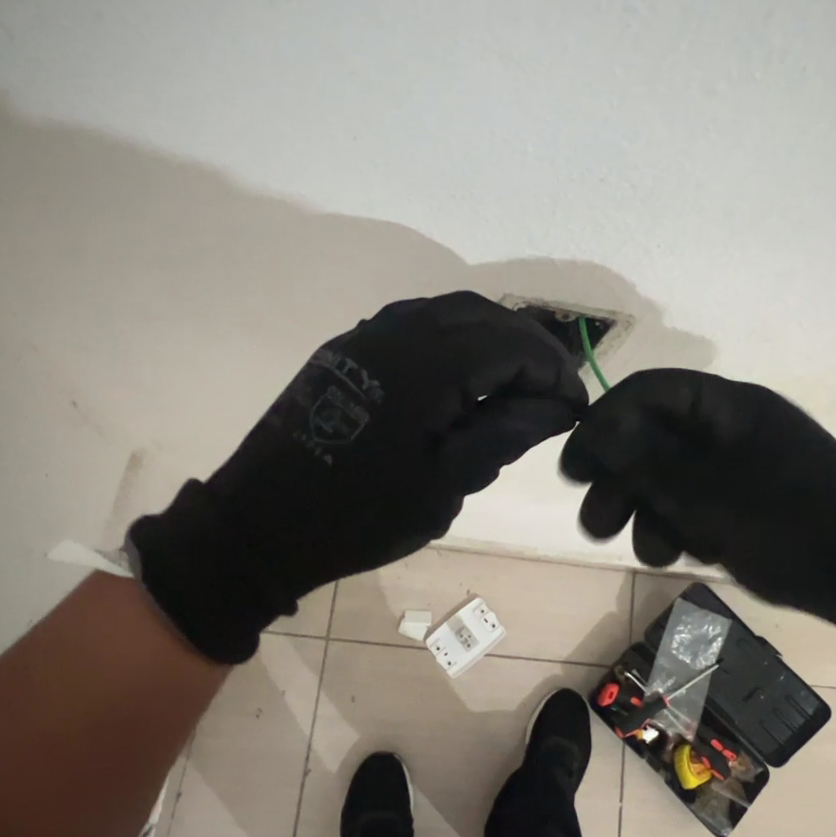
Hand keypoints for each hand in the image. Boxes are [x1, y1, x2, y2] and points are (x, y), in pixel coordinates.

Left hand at [130, 292, 587, 663]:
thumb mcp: (444, 484)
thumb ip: (506, 432)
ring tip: (520, 383)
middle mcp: (400, 331)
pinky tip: (467, 377)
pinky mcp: (350, 347)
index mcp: (428, 365)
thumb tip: (559, 405)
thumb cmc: (359, 516)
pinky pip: (417, 323)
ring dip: (494, 339)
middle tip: (555, 393)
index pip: (513, 346)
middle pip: (486, 317)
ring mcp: (369, 334)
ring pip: (451, 312)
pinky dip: (456, 339)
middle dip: (530, 350)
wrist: (259, 524)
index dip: (554, 373)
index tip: (576, 409)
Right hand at [559, 368, 835, 706]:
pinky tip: (690, 553)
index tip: (573, 469)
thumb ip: (648, 461)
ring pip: (677, 478)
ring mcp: (748, 467)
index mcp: (732, 408)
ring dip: (652, 512)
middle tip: (595, 524)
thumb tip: (594, 425)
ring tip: (649, 552)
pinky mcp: (756, 503)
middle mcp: (736, 429)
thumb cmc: (796, 531)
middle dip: (623, 481)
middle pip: (657, 439)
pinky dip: (686, 526)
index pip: (650, 393)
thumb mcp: (711, 498)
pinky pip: (703, 503)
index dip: (605, 424)